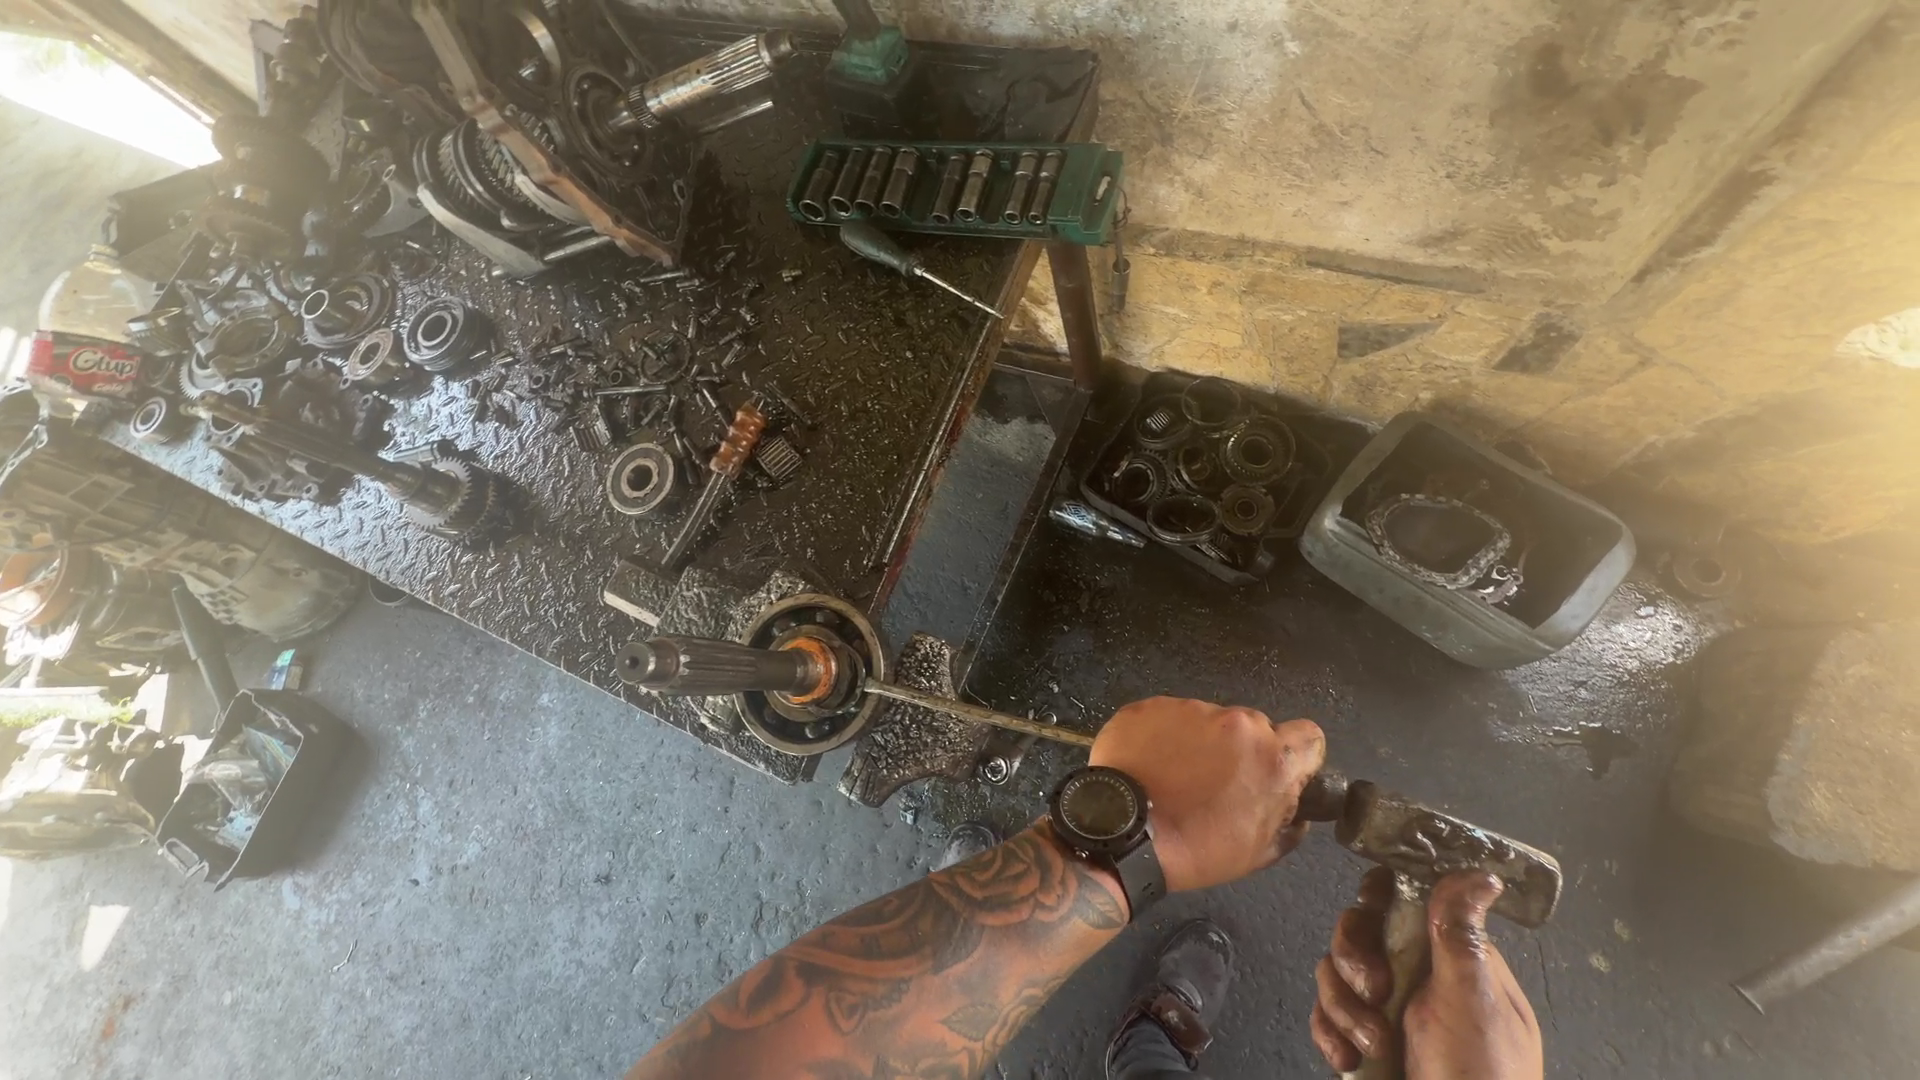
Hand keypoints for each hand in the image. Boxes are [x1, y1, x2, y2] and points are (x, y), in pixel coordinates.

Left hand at [1089, 696, 1324, 891]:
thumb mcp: (1260, 849)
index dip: (1294, 753)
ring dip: (1200, 740)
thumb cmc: (1196, 848)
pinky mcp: (1152, 705)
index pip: (1308, 736)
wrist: (1125, 832)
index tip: (1274, 768)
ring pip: (1208, 719)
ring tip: (1176, 774)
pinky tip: (1151, 763)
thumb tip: (1295, 806)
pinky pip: (1169, 716)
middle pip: (1254, 726)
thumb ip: (1289, 820)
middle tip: (1215, 780)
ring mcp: (1191, 709)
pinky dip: (1164, 734)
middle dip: (1241, 748)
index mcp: (1272, 757)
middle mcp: (1237, 723)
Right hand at [1312, 869, 1542, 1079]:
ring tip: (1373, 1044)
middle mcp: (1415, 975)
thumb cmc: (1480, 1076)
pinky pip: (1324, 1013)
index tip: (1371, 906)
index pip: (1405, 899)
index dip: (1379, 895)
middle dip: (1354, 959)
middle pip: (1357, 929)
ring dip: (1344, 1007)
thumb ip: (1459, 933)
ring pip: (1334, 971)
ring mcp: (1385, 1009)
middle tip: (1375, 991)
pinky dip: (1331, 1033)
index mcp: (1451, 958)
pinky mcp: (1358, 1038)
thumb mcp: (1472, 1001)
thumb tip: (1482, 871)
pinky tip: (1348, 1060)